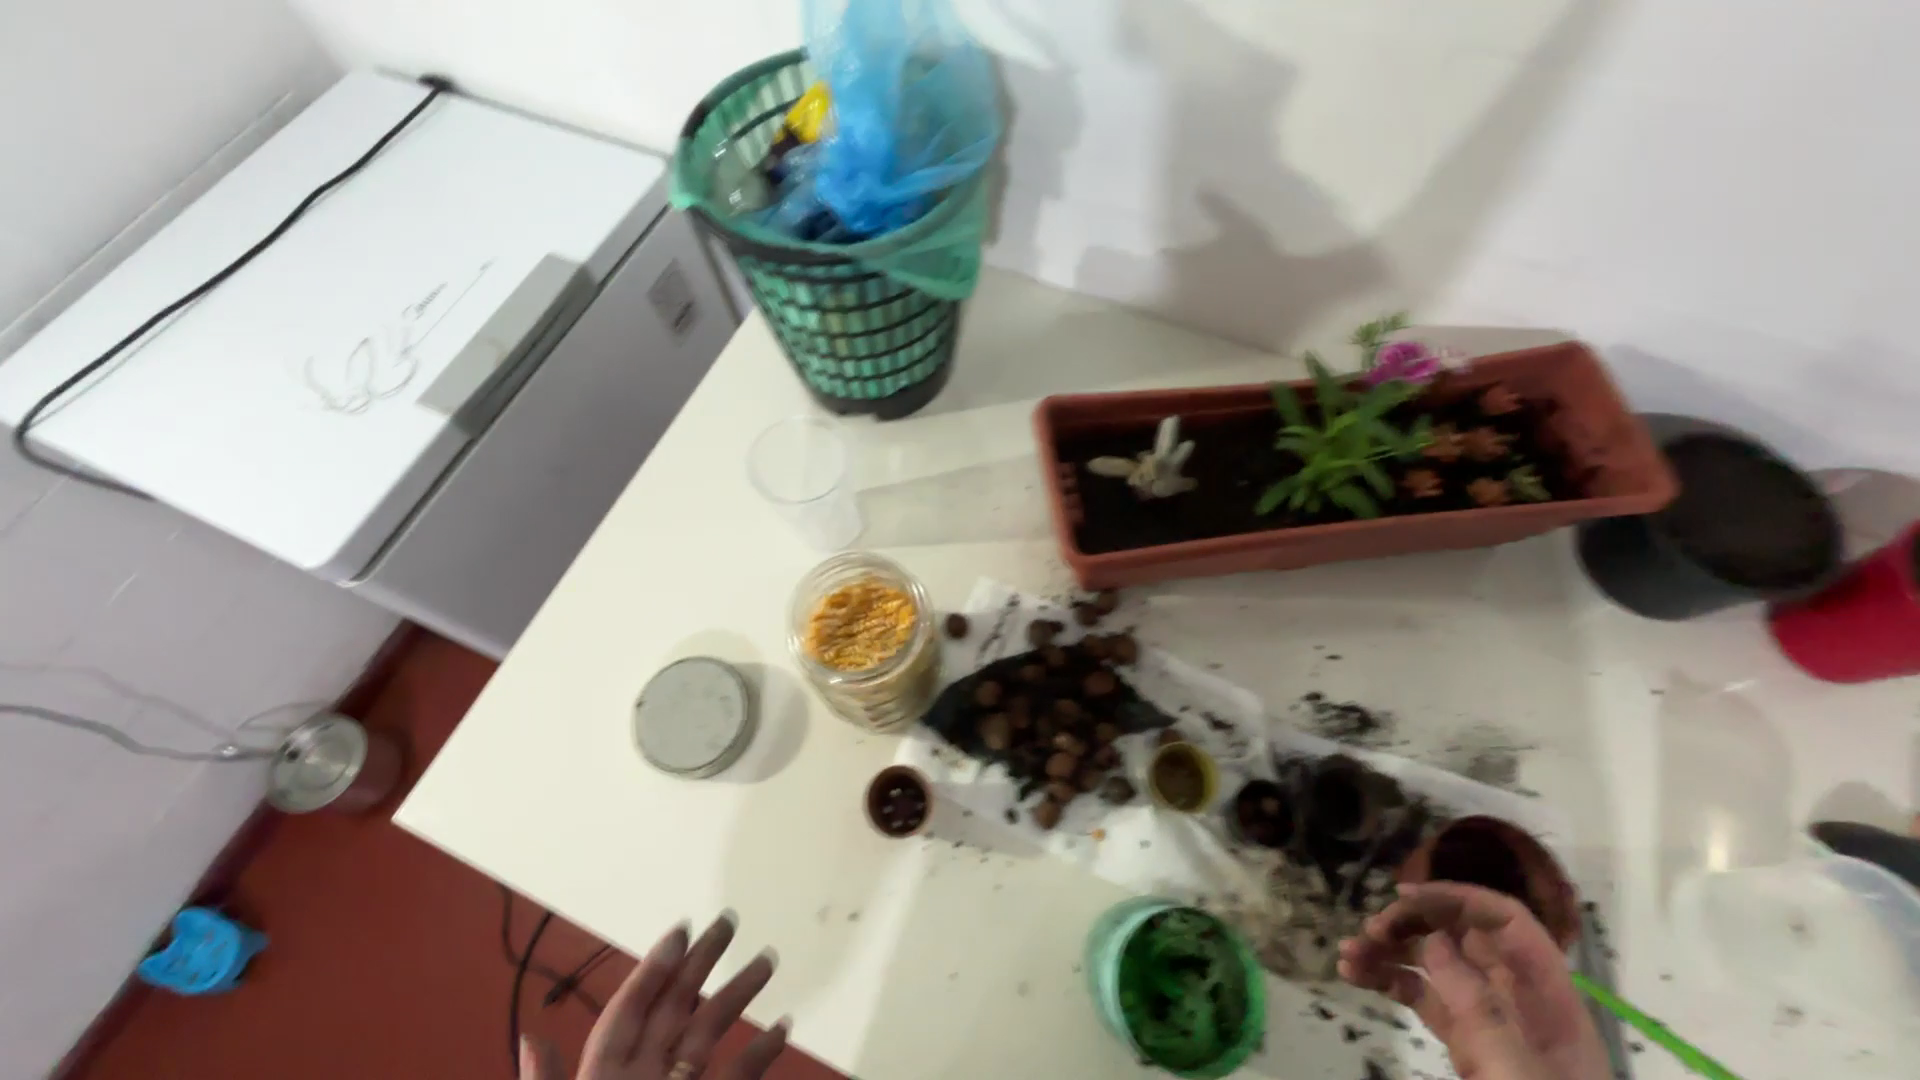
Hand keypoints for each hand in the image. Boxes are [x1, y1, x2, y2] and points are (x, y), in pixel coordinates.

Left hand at [520, 915, 789, 1079]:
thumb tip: (530, 1037)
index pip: (629, 1013)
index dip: (652, 970)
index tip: (682, 930)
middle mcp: (643, 1079)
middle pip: (674, 1010)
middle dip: (701, 964)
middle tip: (730, 921)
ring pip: (708, 1036)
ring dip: (737, 997)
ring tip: (767, 961)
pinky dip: (759, 1057)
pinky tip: (782, 1030)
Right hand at [1337, 883, 1605, 1079]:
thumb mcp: (1513, 1071)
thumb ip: (1480, 1009)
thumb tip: (1437, 941)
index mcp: (1547, 997)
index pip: (1506, 922)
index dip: (1456, 898)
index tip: (1403, 896)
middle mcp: (1516, 998)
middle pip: (1462, 935)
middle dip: (1411, 922)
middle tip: (1370, 930)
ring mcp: (1488, 1019)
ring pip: (1434, 962)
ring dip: (1388, 950)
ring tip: (1347, 954)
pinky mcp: (1464, 1041)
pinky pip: (1423, 995)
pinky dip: (1388, 980)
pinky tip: (1354, 976)